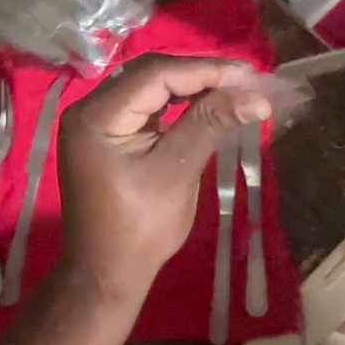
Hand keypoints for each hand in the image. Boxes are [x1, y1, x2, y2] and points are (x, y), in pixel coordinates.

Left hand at [55, 54, 271, 299]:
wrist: (106, 274)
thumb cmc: (140, 229)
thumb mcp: (177, 172)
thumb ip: (210, 124)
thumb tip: (256, 95)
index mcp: (96, 116)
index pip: (155, 74)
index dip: (204, 70)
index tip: (247, 74)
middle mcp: (88, 108)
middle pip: (149, 74)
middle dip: (198, 74)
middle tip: (245, 79)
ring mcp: (95, 120)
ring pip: (148, 86)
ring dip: (189, 85)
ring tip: (232, 88)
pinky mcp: (106, 132)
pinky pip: (144, 105)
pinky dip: (175, 102)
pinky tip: (204, 103)